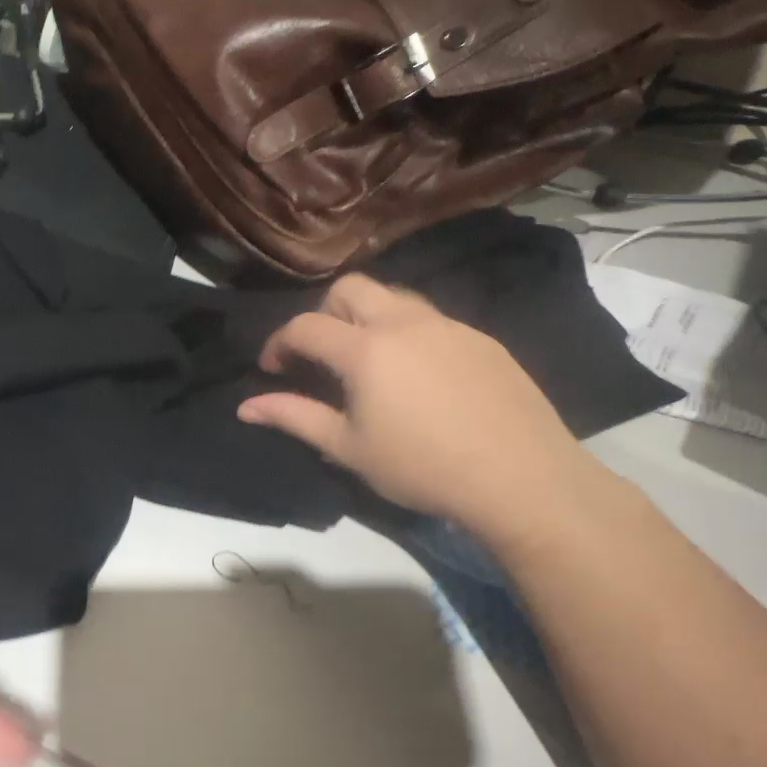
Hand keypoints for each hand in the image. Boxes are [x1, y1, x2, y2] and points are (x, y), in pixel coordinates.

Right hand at [236, 275, 604, 541]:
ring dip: (365, 317)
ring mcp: (450, 327)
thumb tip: (246, 406)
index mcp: (366, 350)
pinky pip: (430, 319)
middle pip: (350, 288)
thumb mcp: (346, 447)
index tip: (273, 371)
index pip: (305, 326)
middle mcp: (406, 324)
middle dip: (322, 313)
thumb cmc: (420, 466)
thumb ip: (293, 417)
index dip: (278, 343)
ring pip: (394, 297)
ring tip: (364, 361)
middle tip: (319, 355)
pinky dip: (404, 332)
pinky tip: (412, 376)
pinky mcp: (482, 340)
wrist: (521, 478)